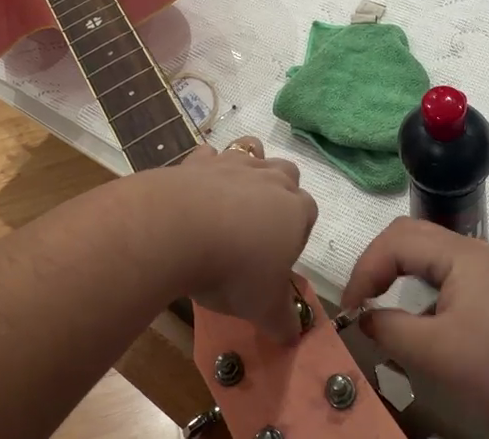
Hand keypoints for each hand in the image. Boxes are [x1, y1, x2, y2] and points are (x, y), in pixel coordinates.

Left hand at [138, 136, 317, 342]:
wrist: (178, 229)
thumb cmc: (233, 270)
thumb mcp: (263, 308)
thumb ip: (282, 321)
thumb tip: (293, 337)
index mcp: (295, 211)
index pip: (309, 212)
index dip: (297, 234)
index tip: (277, 260)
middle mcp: (270, 179)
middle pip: (288, 174)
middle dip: (280, 194)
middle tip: (258, 229)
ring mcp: (234, 164)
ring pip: (253, 150)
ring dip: (250, 167)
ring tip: (233, 199)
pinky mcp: (199, 160)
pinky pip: (210, 154)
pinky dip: (207, 167)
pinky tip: (198, 188)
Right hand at [341, 217, 488, 438]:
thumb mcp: (433, 353)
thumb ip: (388, 329)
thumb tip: (362, 318)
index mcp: (461, 254)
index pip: (397, 240)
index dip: (365, 269)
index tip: (349, 307)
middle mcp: (472, 250)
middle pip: (409, 235)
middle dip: (377, 262)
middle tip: (359, 299)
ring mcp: (484, 269)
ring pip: (425, 250)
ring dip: (395, 271)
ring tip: (377, 303)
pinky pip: (441, 270)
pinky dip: (415, 284)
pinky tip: (412, 314)